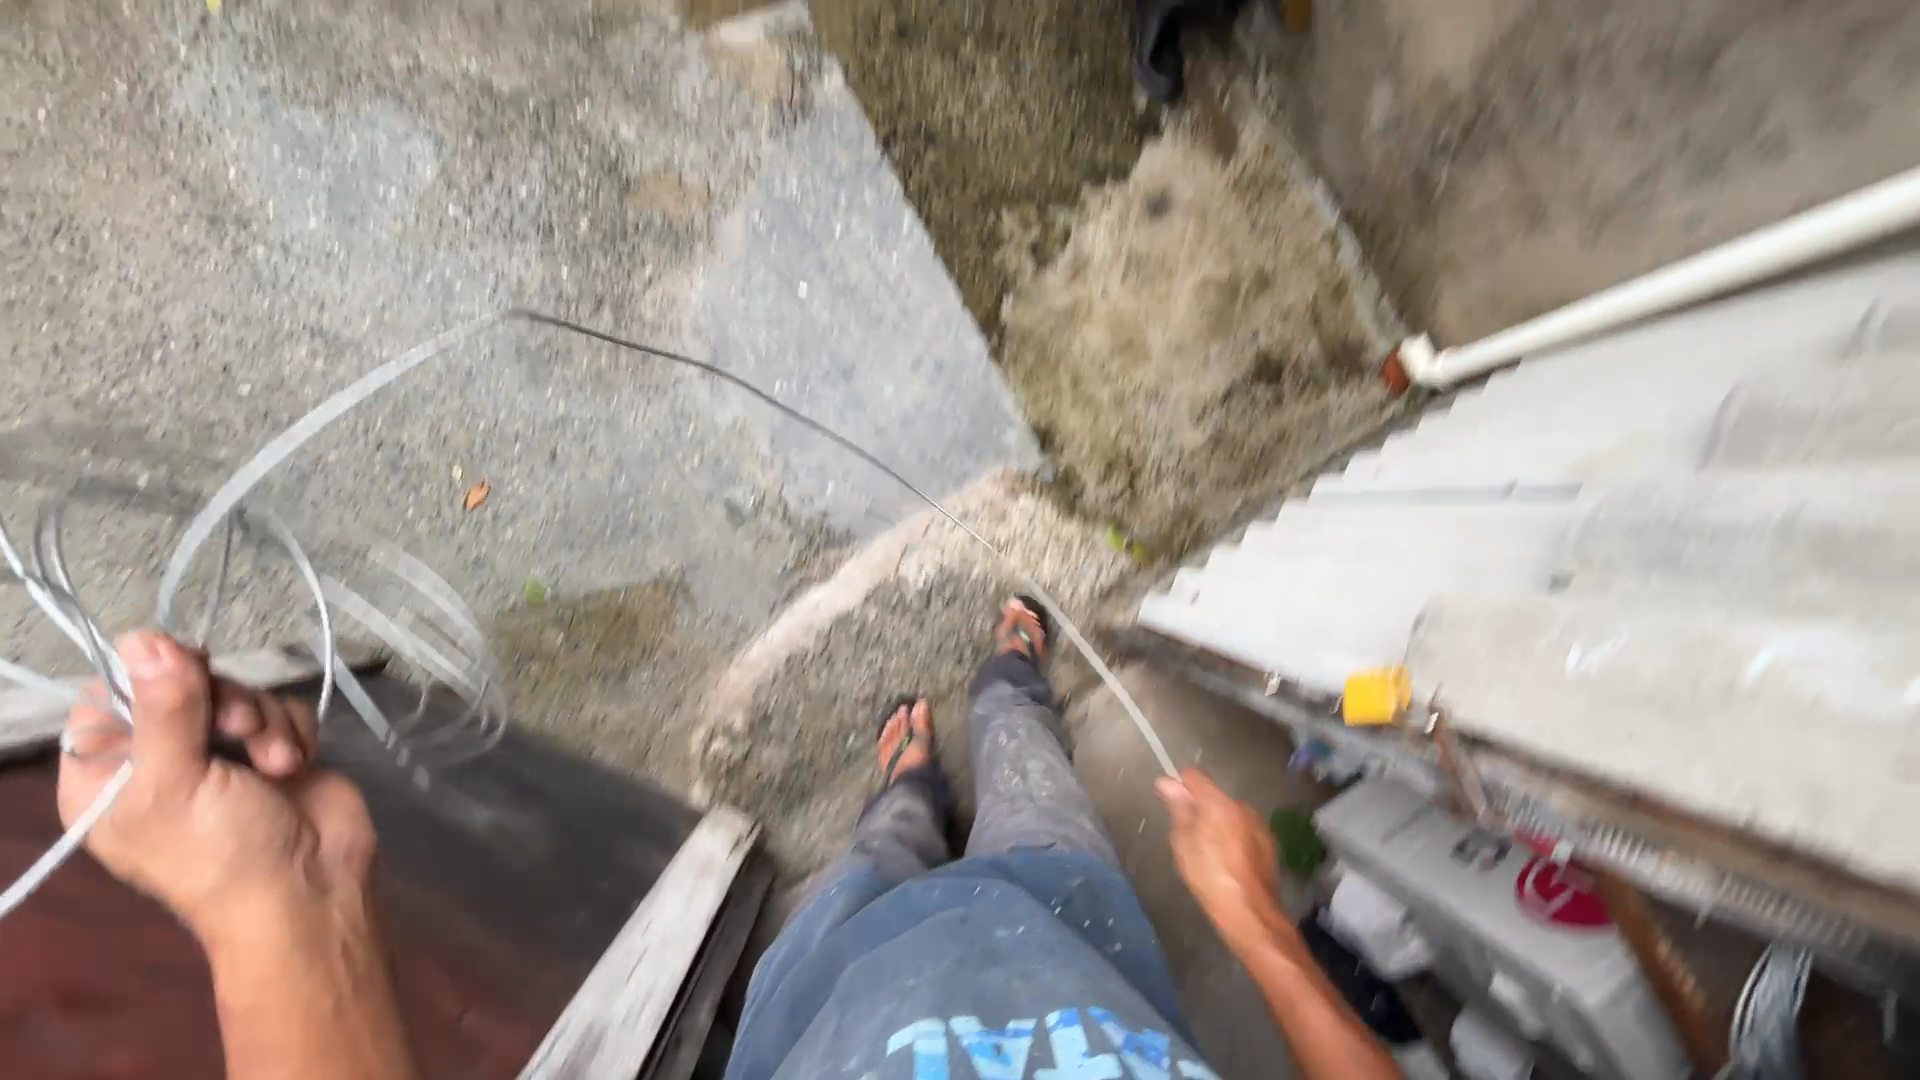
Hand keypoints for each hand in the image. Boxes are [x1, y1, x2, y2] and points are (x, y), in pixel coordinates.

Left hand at [57, 631, 376, 945]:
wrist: (309, 881)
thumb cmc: (220, 848)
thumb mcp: (176, 783)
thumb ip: (164, 709)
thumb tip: (146, 637)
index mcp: (109, 772)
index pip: (111, 696)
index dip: (150, 678)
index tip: (188, 673)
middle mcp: (164, 756)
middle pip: (188, 685)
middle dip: (224, 702)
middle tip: (238, 730)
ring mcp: (226, 752)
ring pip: (244, 694)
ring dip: (266, 722)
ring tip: (278, 762)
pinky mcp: (280, 747)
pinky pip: (285, 709)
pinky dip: (295, 732)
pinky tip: (298, 762)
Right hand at [1157, 768, 1284, 947]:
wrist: (1250, 913)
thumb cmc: (1209, 876)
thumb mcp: (1183, 842)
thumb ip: (1178, 808)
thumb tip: (1167, 781)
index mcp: (1218, 803)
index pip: (1194, 775)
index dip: (1179, 786)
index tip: (1171, 805)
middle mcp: (1241, 807)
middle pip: (1213, 796)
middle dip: (1200, 809)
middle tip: (1189, 837)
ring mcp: (1259, 825)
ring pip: (1230, 814)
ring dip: (1218, 824)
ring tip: (1209, 853)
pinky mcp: (1269, 844)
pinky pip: (1244, 830)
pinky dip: (1234, 838)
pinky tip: (1229, 863)